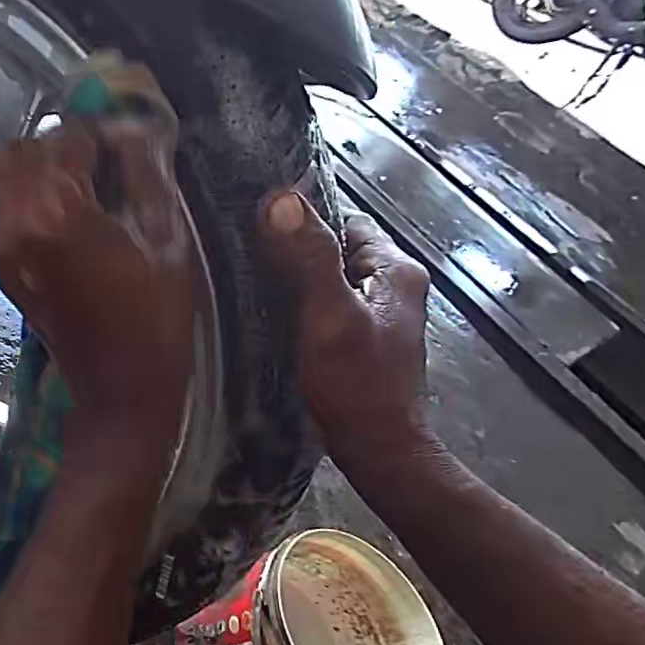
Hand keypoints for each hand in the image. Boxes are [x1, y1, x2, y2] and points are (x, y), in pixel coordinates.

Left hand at [0, 121, 194, 461]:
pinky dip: (36, 202)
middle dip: (65, 147)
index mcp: (57, 212)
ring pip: (11, 179)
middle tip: (105, 167)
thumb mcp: (166, 238)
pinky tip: (74, 223)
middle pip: (25, 150)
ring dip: (46, 173)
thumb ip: (146, 170)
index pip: (70, 136)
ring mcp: (5, 249)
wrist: (118, 389)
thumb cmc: (154, 318)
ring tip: (91, 195)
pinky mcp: (5, 269)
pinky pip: (11, 212)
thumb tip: (134, 127)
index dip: (104, 132)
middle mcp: (17, 224)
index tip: (130, 146)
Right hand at [259, 190, 434, 471]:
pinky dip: (301, 309)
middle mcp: (392, 286)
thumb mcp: (330, 315)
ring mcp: (377, 315)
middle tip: (249, 264)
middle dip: (296, 255)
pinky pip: (325, 308)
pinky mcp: (359, 340)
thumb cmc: (355, 382)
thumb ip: (310, 259)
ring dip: (296, 284)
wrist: (375, 445)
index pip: (345, 223)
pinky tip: (274, 321)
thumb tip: (280, 199)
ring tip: (254, 290)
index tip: (260, 231)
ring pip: (328, 282)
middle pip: (335, 252)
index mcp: (395, 270)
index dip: (306, 224)